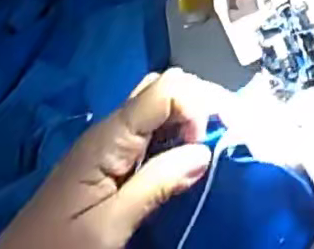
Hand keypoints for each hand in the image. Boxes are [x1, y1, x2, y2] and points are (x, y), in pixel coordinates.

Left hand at [0, 68, 229, 248]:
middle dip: (194, 105)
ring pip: (156, 105)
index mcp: (110, 135)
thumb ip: (156, 185)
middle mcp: (110, 128)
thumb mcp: (108, 228)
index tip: (201, 148)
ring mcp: (107, 143)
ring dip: (183, 120)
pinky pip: (146, 130)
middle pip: (163, 87)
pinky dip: (169, 136)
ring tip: (198, 152)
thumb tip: (204, 151)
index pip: (166, 87)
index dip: (194, 106)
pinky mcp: (106, 161)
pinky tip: (177, 161)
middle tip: (207, 145)